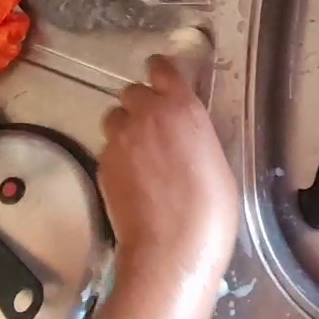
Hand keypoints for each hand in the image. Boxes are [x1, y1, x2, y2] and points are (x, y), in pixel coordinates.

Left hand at [99, 57, 238, 284]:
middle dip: (141, 103)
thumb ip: (194, 132)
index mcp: (181, 107)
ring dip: (125, 126)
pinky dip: (118, 156)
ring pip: (115, 117)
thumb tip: (184, 131)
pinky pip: (108, 148)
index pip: (161, 68)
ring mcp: (119, 140)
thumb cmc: (211, 208)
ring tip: (139, 152)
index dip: (160, 70)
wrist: (171, 250)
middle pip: (132, 91)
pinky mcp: (102, 165)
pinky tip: (132, 180)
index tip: (162, 77)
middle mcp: (146, 115)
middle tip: (155, 126)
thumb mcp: (216, 158)